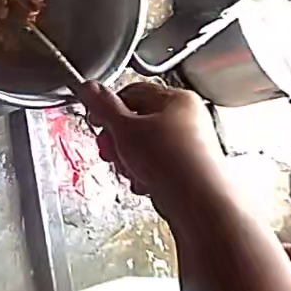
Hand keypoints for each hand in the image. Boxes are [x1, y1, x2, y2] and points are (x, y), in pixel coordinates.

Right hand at [76, 81, 224, 210]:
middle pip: (136, 120)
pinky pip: (154, 163)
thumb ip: (103, 106)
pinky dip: (142, 172)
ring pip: (142, 144)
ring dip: (127, 158)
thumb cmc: (172, 161)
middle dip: (117, 139)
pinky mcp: (185, 168)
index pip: (132, 92)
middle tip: (111, 149)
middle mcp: (187, 118)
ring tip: (129, 168)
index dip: (108, 107)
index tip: (96, 120)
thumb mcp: (124, 129)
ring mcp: (188, 144)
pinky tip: (142, 181)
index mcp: (177, 99)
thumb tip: (90, 88)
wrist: (200, 203)